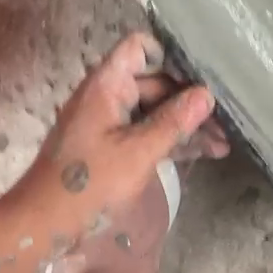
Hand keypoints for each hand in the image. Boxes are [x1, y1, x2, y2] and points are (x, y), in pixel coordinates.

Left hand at [17, 33, 227, 232]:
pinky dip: (172, 141)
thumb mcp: (139, 152)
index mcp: (107, 85)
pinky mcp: (112, 146)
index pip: (140, 49)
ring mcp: (109, 122)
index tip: (204, 75)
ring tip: (223, 144)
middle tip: (226, 120)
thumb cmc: (90, 184)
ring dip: (187, 126)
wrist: (46, 223)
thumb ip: (173, 122)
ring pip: (155, 112)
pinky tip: (205, 154)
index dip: (172, 56)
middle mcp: (107, 96)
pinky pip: (147, 133)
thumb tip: (206, 94)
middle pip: (155, 83)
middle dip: (191, 100)